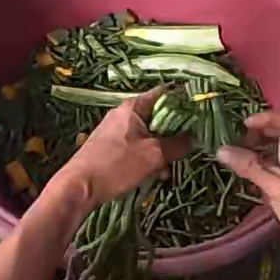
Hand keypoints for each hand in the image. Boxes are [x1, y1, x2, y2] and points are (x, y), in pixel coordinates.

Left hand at [48, 89, 189, 209]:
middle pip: (159, 114)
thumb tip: (195, 137)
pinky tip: (154, 174)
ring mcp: (115, 129)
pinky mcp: (110, 146)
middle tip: (188, 147)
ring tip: (168, 168)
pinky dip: (148, 155)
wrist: (78, 187)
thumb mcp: (154, 155)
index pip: (166, 93)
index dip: (185, 101)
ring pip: (149, 133)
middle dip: (175, 131)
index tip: (201, 115)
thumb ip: (178, 144)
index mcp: (134, 106)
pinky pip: (137, 145)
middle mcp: (124, 113)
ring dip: (162, 148)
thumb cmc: (117, 165)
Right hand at [215, 110, 279, 274]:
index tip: (244, 126)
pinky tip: (252, 183)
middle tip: (239, 145)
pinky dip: (266, 172)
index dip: (268, 119)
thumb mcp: (277, 188)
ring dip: (261, 156)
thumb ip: (251, 166)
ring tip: (241, 163)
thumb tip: (223, 150)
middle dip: (261, 138)